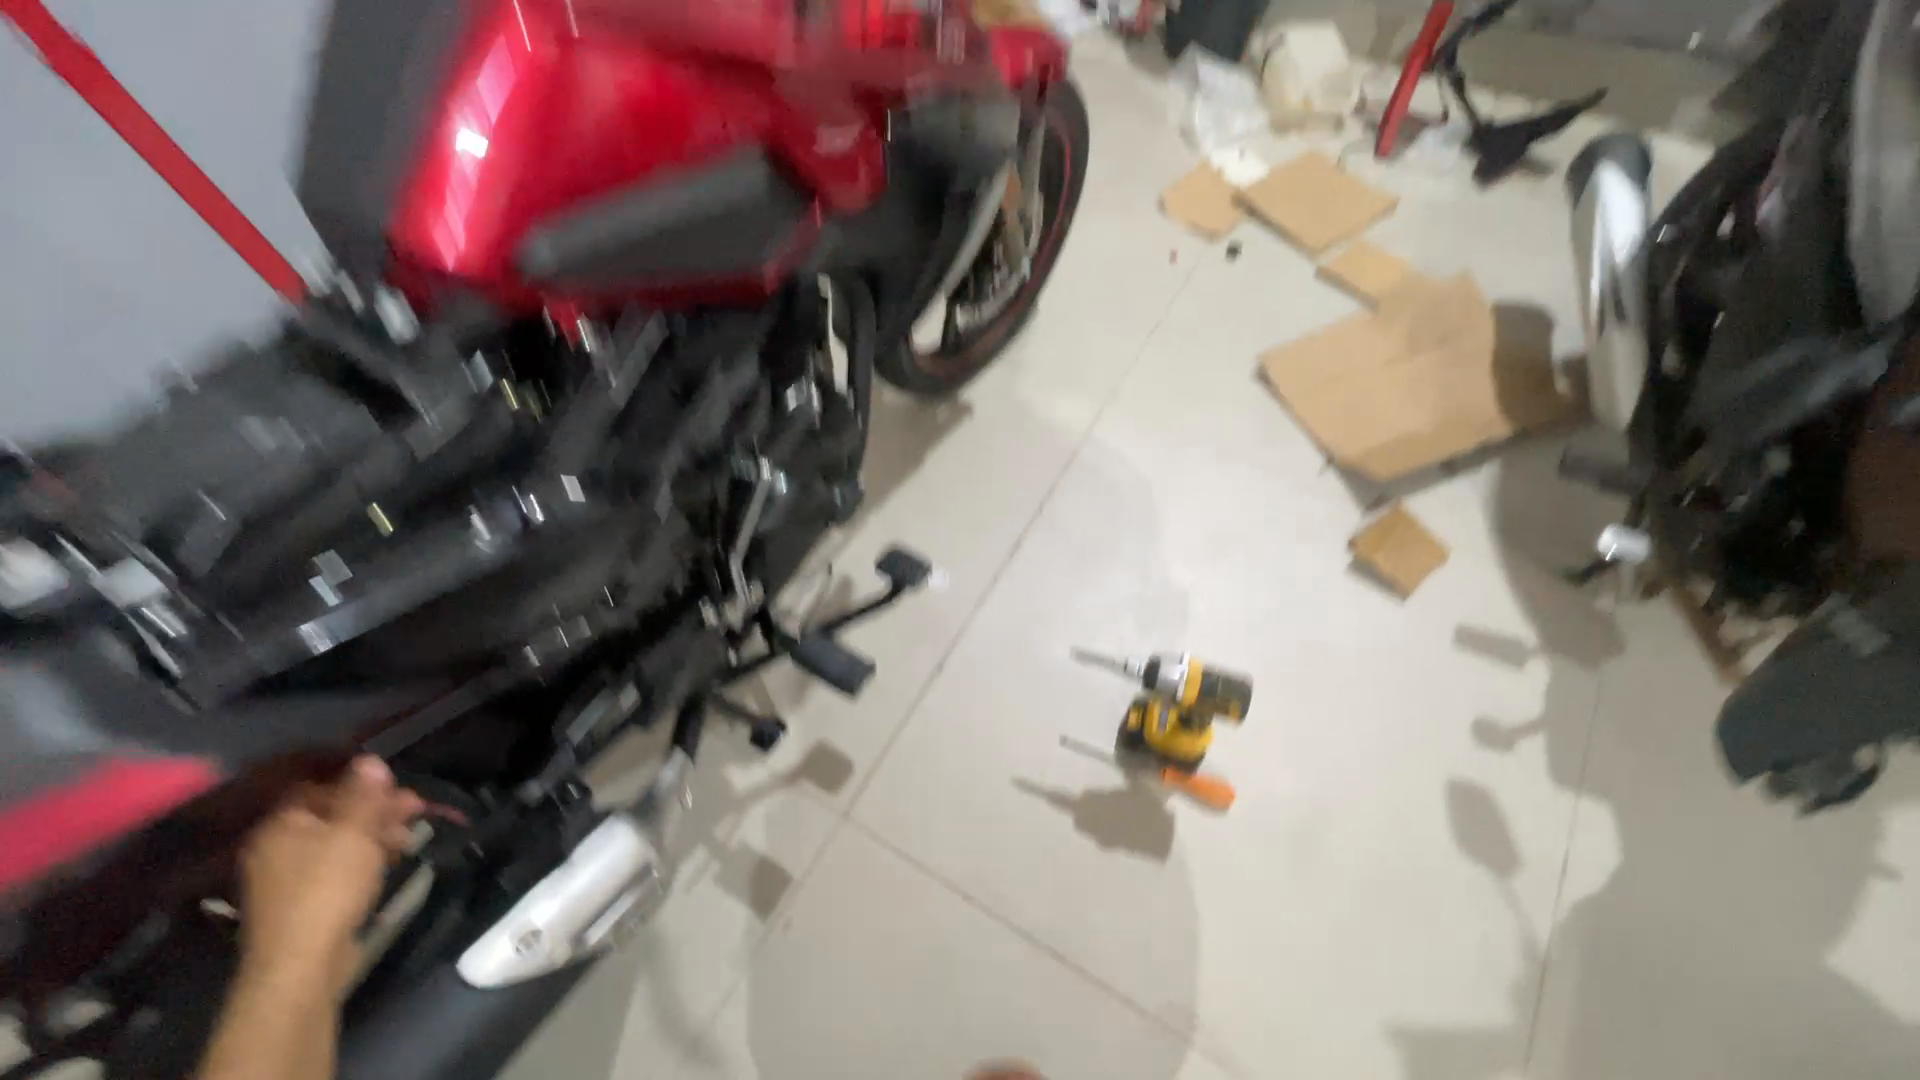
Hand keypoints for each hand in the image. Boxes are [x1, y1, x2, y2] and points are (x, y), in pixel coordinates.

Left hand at [235, 756, 424, 995]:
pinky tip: (389, 863)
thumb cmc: (327, 889)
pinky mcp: (303, 902)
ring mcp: (287, 878)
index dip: (359, 784)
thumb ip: (364, 796)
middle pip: (332, 815)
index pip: (320, 788)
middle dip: (376, 810)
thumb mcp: (353, 834)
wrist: (301, 965)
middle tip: (416, 810)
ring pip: (338, 842)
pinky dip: (364, 860)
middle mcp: (278, 847)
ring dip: (376, 835)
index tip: (396, 787)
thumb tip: (370, 760)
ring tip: (409, 838)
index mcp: (282, 826)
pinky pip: (336, 868)